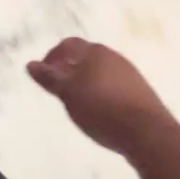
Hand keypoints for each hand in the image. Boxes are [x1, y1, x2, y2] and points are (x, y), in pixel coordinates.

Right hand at [28, 38, 176, 156]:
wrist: (149, 134)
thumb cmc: (102, 108)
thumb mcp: (68, 94)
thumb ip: (49, 78)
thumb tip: (30, 64)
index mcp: (94, 52)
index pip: (68, 44)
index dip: (53, 56)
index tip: (45, 74)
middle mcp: (113, 57)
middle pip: (86, 57)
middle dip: (71, 69)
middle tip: (61, 88)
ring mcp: (131, 75)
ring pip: (103, 72)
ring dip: (89, 82)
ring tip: (81, 103)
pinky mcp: (143, 94)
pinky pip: (117, 87)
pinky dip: (105, 94)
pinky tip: (103, 112)